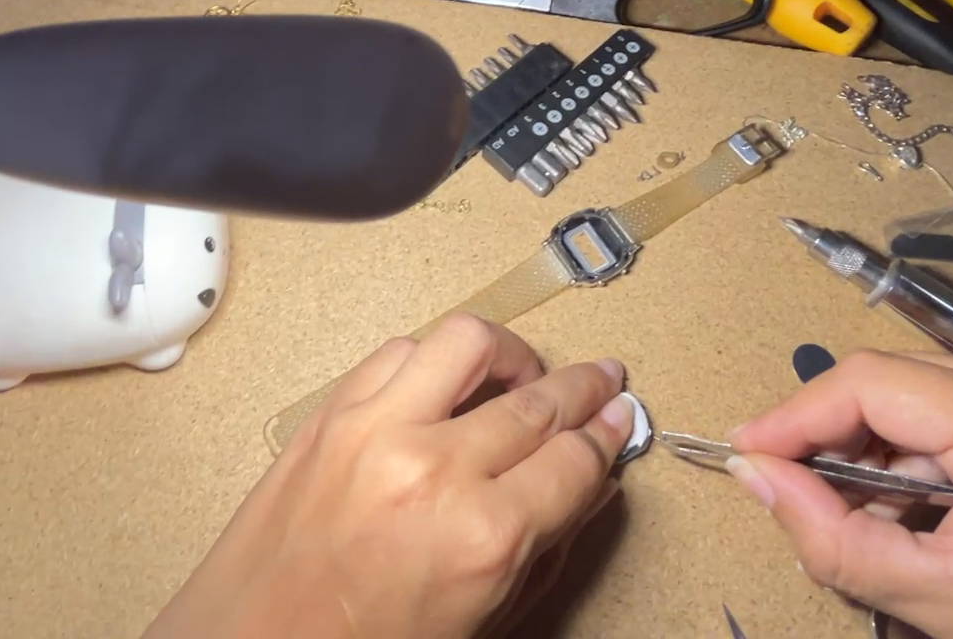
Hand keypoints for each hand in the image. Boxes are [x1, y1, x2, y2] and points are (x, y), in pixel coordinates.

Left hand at [144, 314, 633, 638]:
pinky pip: (400, 350)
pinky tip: (447, 382)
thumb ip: (544, 543)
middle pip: (534, 398)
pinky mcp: (332, 410)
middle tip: (601, 377)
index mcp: (479, 539)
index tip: (620, 417)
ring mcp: (376, 427)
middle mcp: (432, 468)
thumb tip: (586, 475)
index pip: (572, 461)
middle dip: (582, 385)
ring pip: (467, 341)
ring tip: (523, 369)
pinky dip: (435, 358)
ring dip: (509, 351)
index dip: (606, 435)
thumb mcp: (481, 619)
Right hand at [729, 351, 952, 638]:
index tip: (745, 451)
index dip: (796, 415)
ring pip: (914, 384)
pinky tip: (907, 492)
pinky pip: (950, 395)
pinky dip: (912, 441)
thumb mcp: (950, 606)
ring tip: (855, 502)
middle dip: (832, 434)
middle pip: (890, 379)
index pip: (872, 384)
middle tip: (793, 487)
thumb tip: (753, 473)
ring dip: (870, 440)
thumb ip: (834, 539)